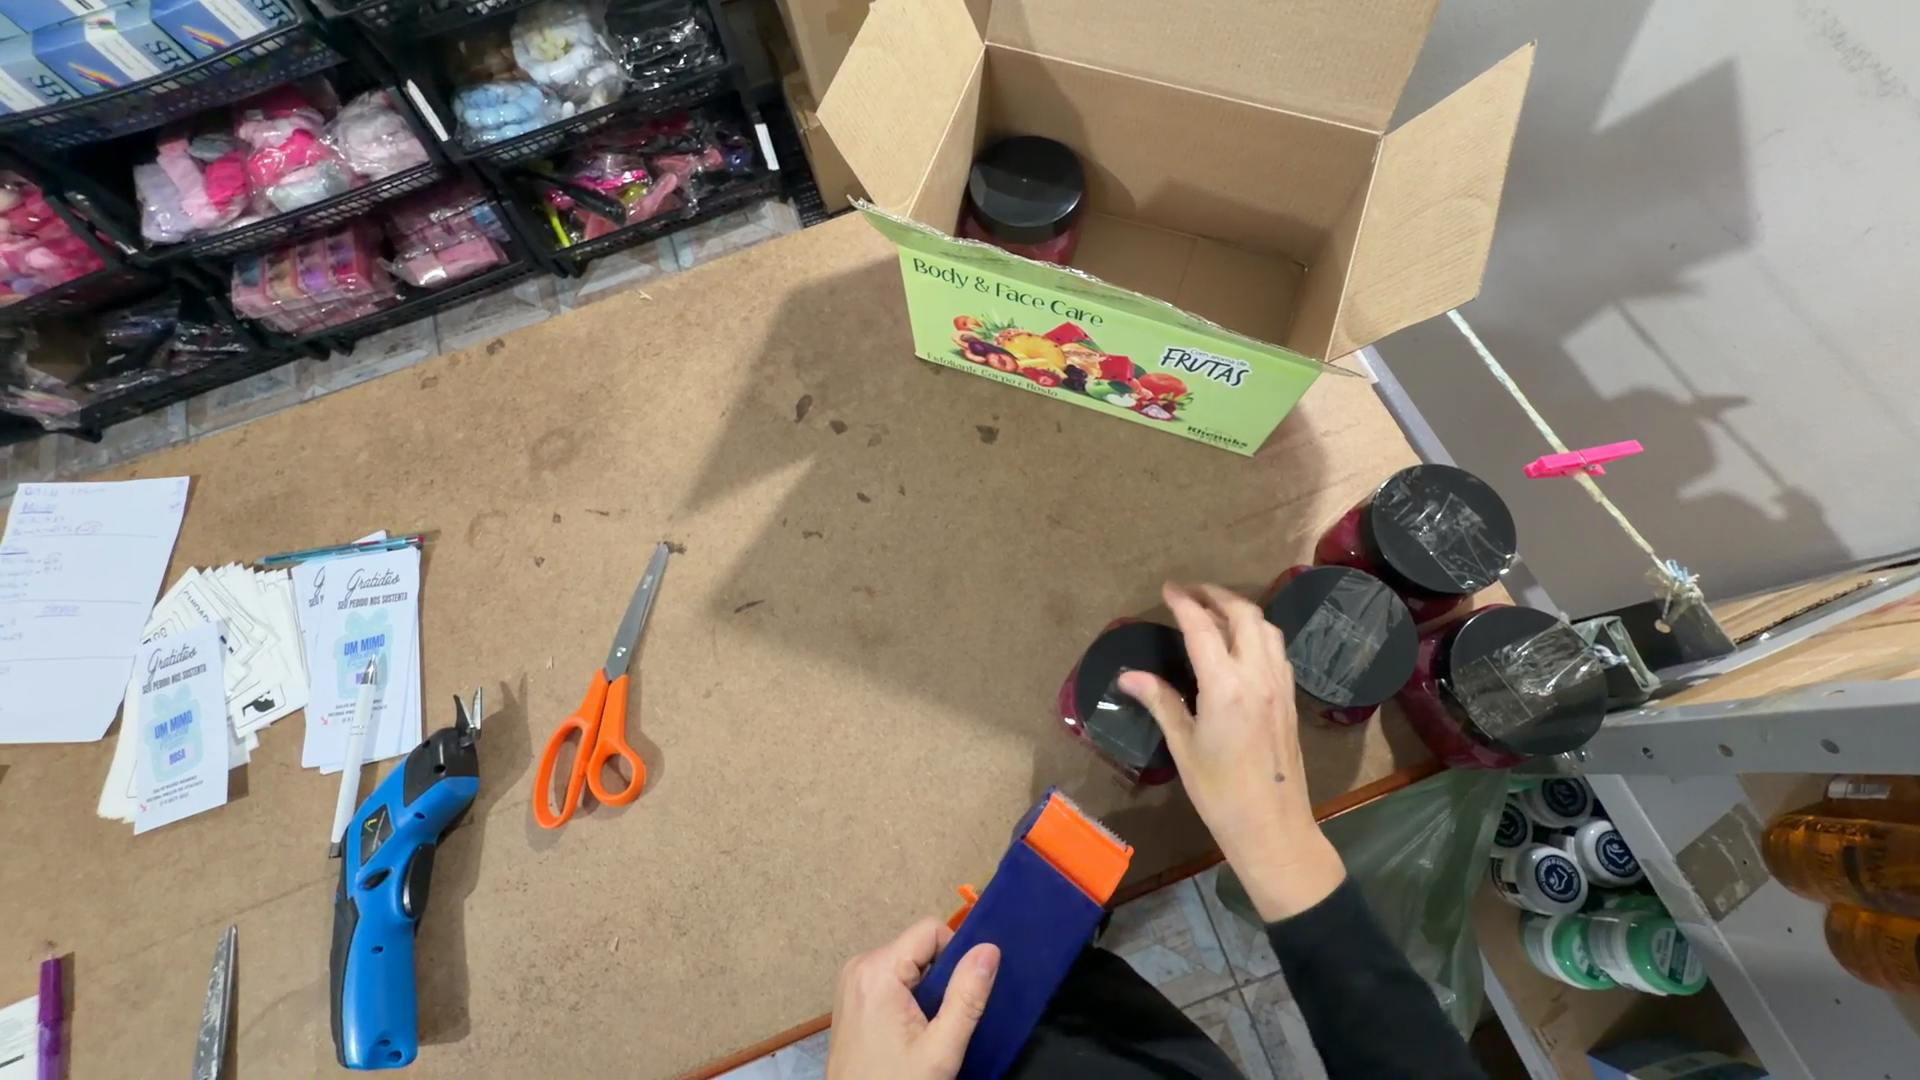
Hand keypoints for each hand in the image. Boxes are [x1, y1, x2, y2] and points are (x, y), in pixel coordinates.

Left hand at [826, 917, 1000, 1079]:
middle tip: (942, 1021)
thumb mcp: (940, 1048)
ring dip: (923, 989)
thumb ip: (967, 996)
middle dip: (938, 977)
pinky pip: (890, 976)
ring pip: (907, 961)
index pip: (930, 930)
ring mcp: (852, 979)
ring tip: (924, 1030)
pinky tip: (907, 1031)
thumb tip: (989, 948)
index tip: (959, 995)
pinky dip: (907, 996)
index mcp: (878, 968)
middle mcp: (860, 964)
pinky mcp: (851, 994)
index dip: (954, 956)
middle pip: (918, 947)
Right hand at [1119, 583, 1345, 921]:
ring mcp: (1280, 687)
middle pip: (1244, 615)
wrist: (1274, 829)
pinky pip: (1276, 650)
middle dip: (1216, 595)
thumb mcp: (1183, 747)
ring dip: (1240, 610)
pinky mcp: (1290, 699)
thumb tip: (1127, 676)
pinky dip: (1257, 632)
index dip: (1184, 602)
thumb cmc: (1220, 793)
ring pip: (1267, 628)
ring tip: (1214, 610)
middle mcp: (1258, 677)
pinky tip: (1240, 643)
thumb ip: (1160, 702)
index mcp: (1226, 687)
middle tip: (1190, 592)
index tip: (1167, 589)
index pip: (1203, 628)